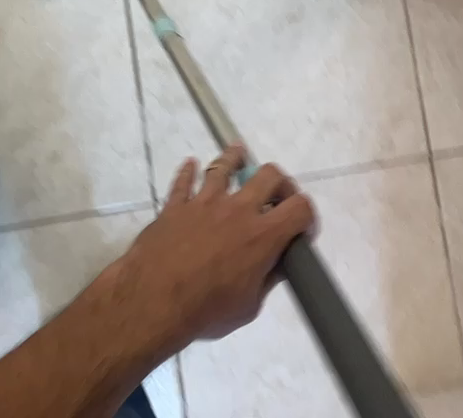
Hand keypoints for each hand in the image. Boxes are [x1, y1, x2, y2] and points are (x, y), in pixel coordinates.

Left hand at [105, 144, 316, 355]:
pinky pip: (183, 180)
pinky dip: (188, 171)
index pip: (299, 208)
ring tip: (238, 152)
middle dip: (279, 181)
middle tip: (276, 192)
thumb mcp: (250, 306)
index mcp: (262, 236)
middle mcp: (237, 209)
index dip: (307, 214)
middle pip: (268, 175)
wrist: (156, 297)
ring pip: (223, 166)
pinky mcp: (176, 203)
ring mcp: (204, 201)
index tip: (302, 226)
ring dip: (234, 158)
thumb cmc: (207, 309)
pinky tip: (190, 165)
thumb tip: (276, 263)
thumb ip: (266, 278)